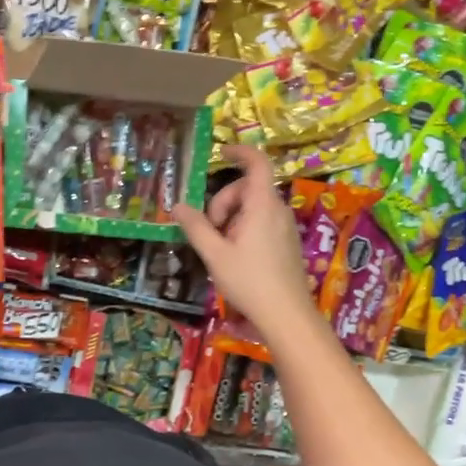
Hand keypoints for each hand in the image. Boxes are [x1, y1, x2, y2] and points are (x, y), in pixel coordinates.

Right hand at [172, 145, 318, 336]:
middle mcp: (278, 210)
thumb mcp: (215, 254)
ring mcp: (285, 227)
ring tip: (220, 250)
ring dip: (232, 220)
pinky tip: (235, 259)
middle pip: (247, 189)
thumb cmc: (250, 281)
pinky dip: (244, 230)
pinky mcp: (287, 243)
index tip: (222, 152)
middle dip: (223, 203)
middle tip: (209, 232)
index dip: (240, 152)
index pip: (256, 163)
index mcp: (262, 205)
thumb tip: (178, 206)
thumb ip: (196, 227)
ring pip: (253, 208)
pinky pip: (262, 223)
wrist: (286, 314)